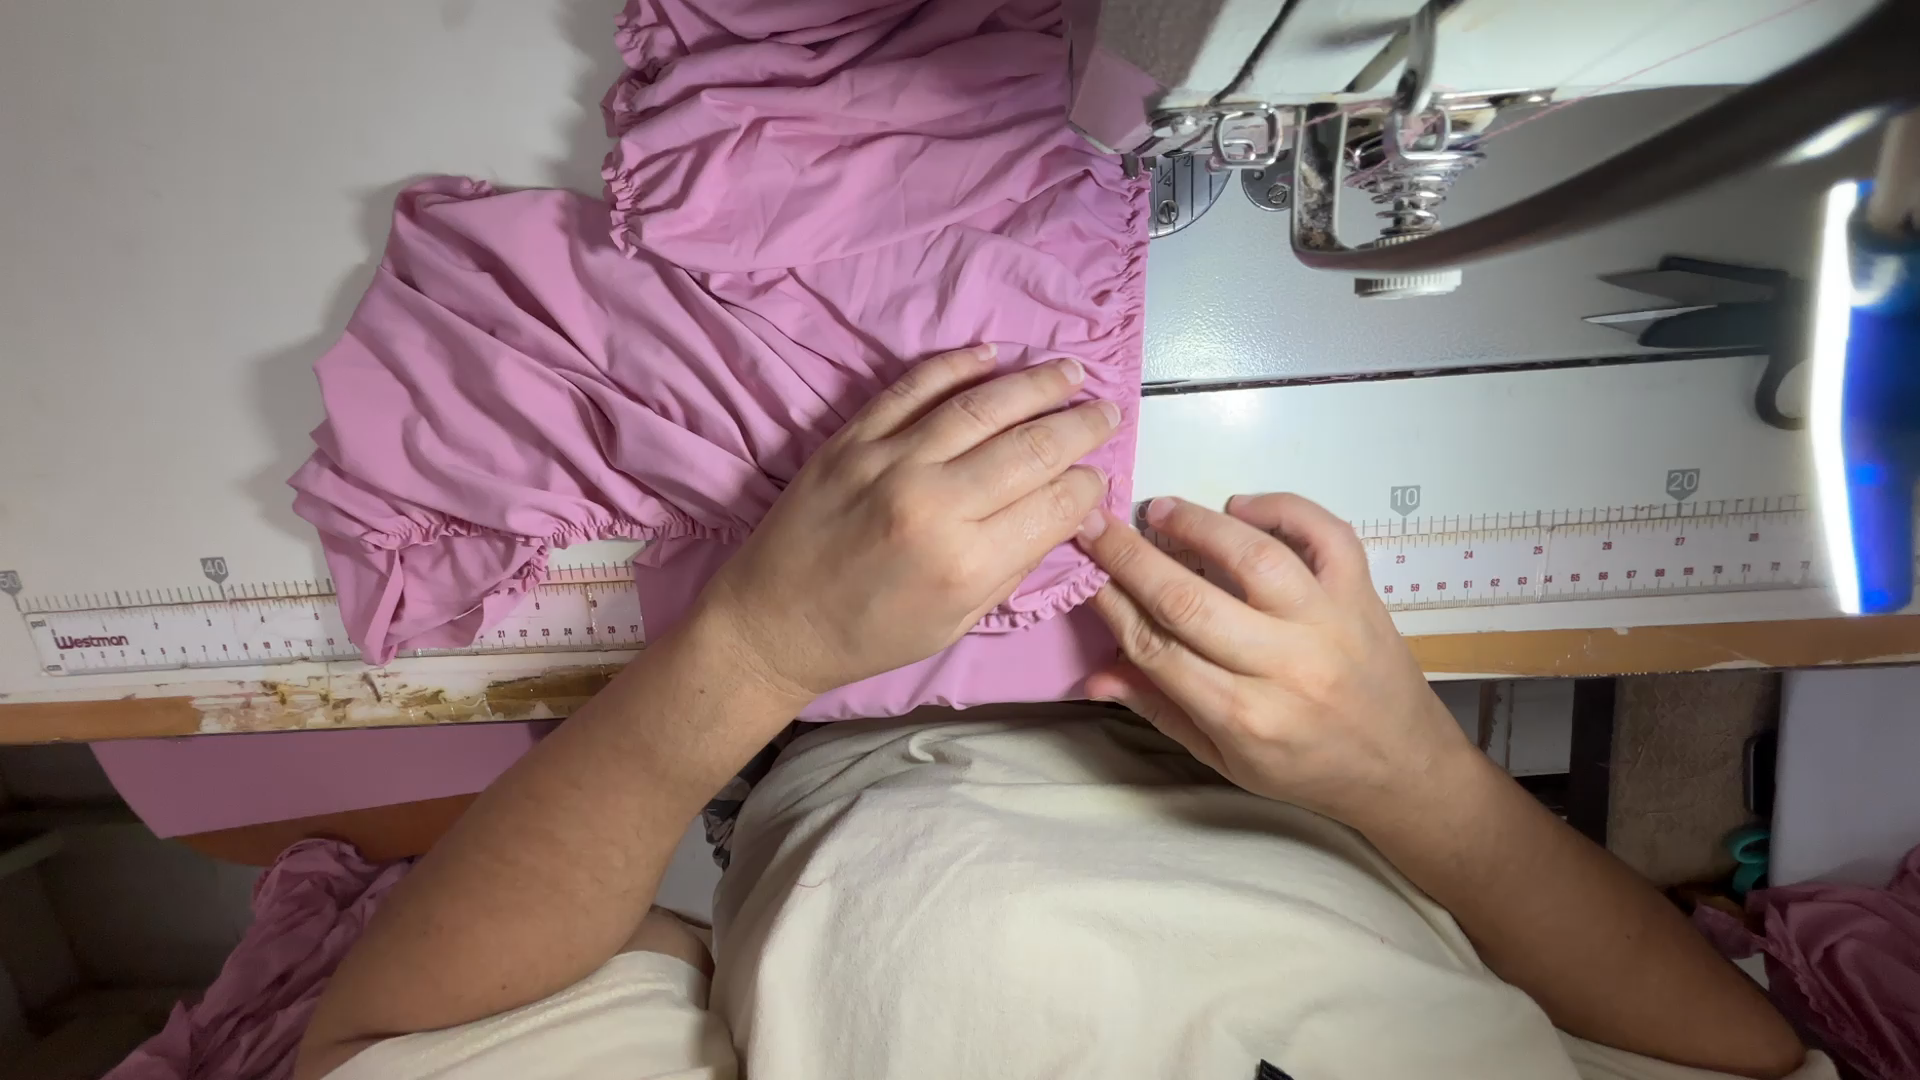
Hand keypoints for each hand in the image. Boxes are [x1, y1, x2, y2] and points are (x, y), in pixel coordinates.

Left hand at [698, 344, 1117, 701]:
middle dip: (1080, 426)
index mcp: (966, 562)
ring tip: (1072, 374)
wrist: (774, 622)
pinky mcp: (853, 438)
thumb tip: (1064, 513)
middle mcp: (934, 502)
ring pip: (982, 406)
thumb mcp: (956, 623)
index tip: (1098, 474)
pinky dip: (956, 365)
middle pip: (1031, 447)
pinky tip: (992, 354)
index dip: (1088, 485)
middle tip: (1107, 410)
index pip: (1054, 504)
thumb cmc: (870, 636)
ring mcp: (889, 460)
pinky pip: (914, 387)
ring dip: (1036, 384)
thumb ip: (1015, 564)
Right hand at [1074, 493, 1473, 832]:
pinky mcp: (1363, 596)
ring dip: (1199, 526)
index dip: (1112, 605)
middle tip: (1097, 525)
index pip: (1157, 649)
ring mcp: (1330, 625)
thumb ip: (1159, 708)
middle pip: (1190, 602)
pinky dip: (1285, 507)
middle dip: (1131, 558)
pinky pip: (1328, 535)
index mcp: (1243, 716)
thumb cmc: (1302, 767)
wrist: (1405, 771)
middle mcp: (1286, 668)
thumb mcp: (1223, 758)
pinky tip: (1242, 505)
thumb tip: (1092, 677)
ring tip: (1160, 509)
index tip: (1083, 571)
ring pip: (1256, 559)